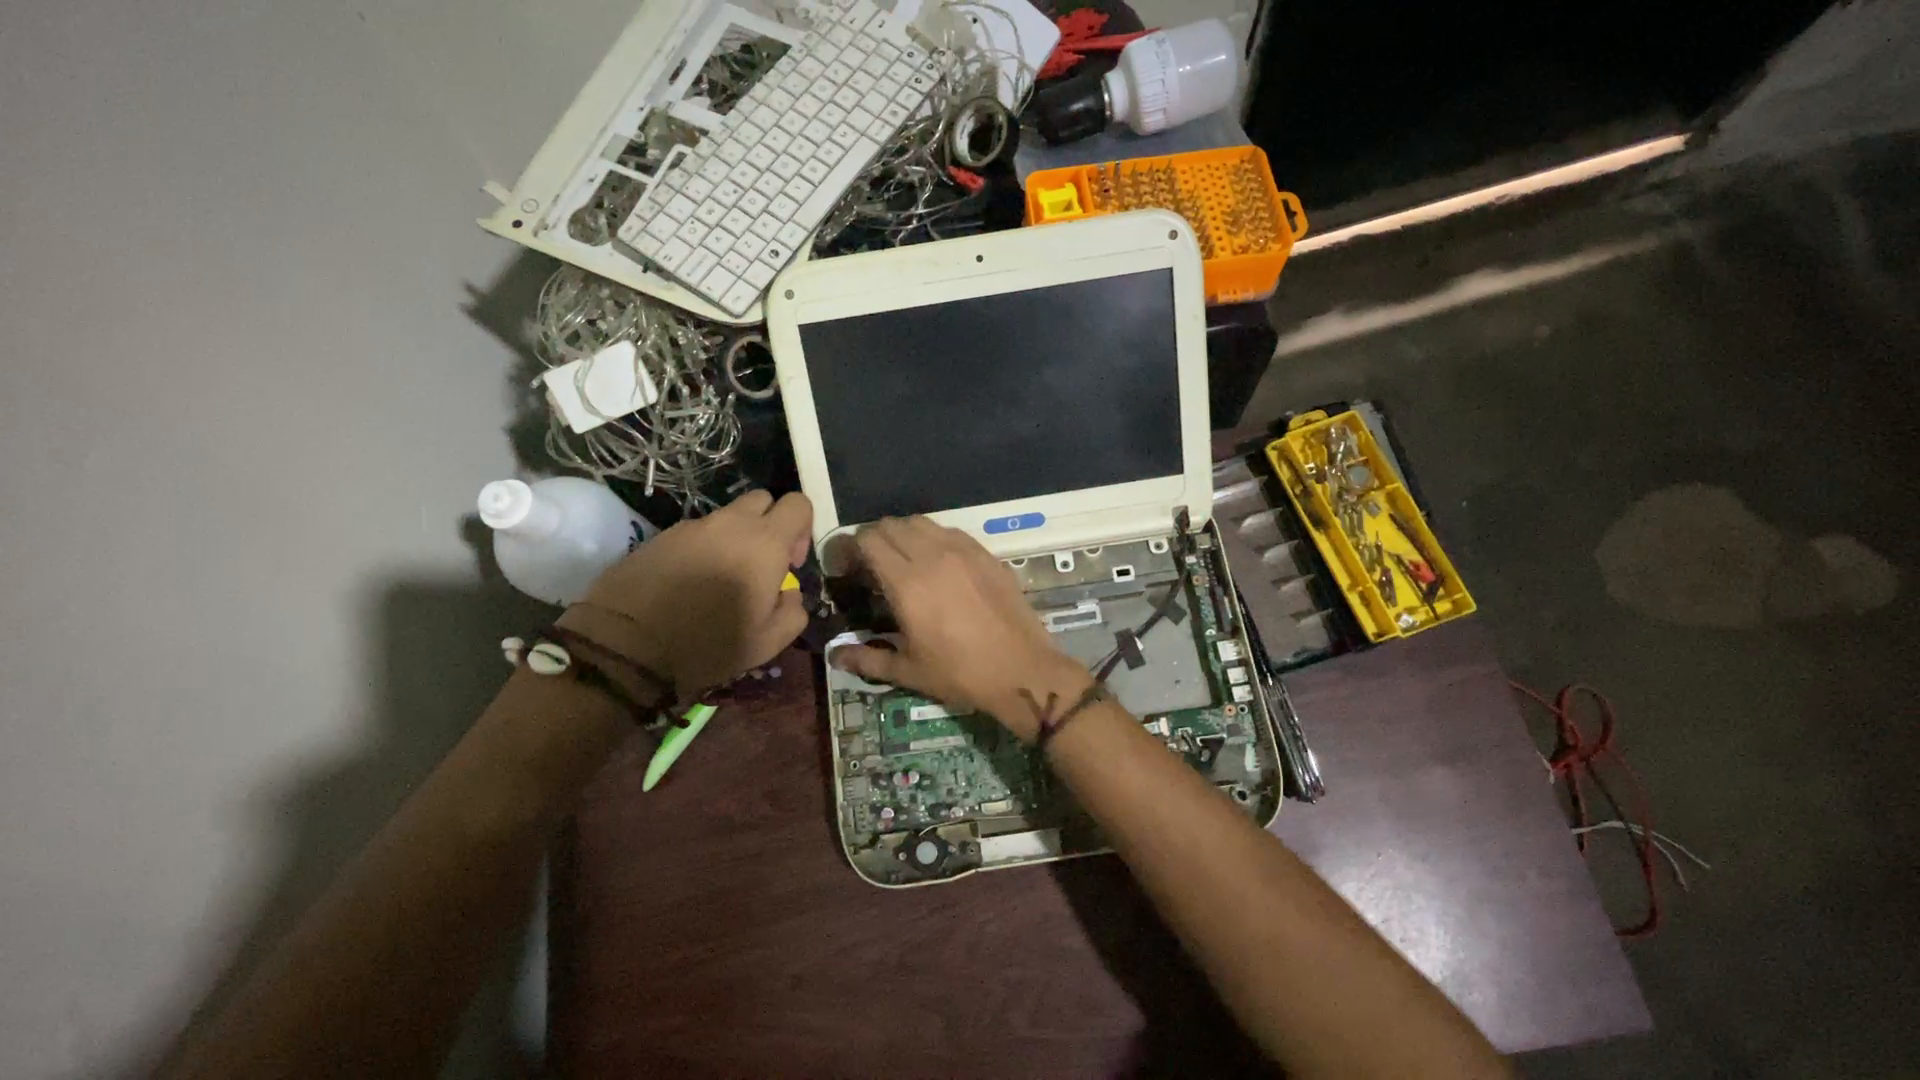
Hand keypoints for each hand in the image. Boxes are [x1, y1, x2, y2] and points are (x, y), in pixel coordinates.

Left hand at [559, 490, 811, 698]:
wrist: (626, 644)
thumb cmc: (707, 644)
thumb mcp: (768, 643)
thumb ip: (793, 611)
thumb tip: (790, 594)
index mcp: (764, 543)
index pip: (798, 504)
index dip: (802, 529)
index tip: (790, 562)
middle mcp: (730, 524)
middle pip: (762, 500)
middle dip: (769, 524)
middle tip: (761, 564)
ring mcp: (691, 527)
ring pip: (726, 518)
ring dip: (734, 539)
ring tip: (721, 580)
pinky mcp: (660, 537)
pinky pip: (695, 534)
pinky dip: (702, 550)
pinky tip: (690, 586)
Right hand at [829, 517, 1089, 741]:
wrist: (1022, 671)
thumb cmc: (960, 674)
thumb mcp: (908, 671)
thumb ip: (867, 660)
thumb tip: (834, 656)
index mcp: (907, 582)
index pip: (868, 539)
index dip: (850, 549)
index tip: (847, 570)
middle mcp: (934, 555)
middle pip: (892, 524)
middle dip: (874, 539)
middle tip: (871, 567)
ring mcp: (964, 551)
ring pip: (922, 523)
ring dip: (904, 535)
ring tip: (904, 563)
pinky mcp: (987, 555)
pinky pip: (951, 532)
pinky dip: (934, 539)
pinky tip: (938, 566)